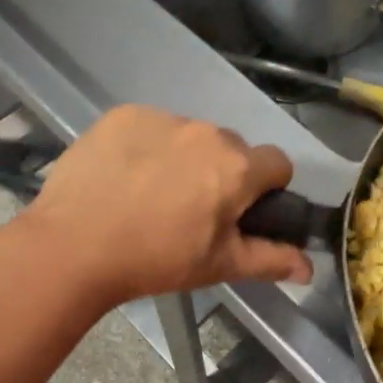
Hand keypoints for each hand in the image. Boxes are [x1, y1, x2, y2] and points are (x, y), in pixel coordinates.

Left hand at [4, 106, 312, 303]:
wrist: (72, 246)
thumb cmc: (155, 259)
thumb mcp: (218, 265)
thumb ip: (270, 260)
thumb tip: (310, 267)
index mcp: (237, 166)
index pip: (277, 163)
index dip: (266, 189)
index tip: (242, 212)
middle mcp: (207, 131)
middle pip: (231, 148)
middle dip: (222, 173)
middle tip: (192, 212)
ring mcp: (163, 118)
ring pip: (190, 136)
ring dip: (183, 158)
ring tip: (151, 195)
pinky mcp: (124, 115)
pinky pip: (150, 126)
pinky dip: (145, 146)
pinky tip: (124, 177)